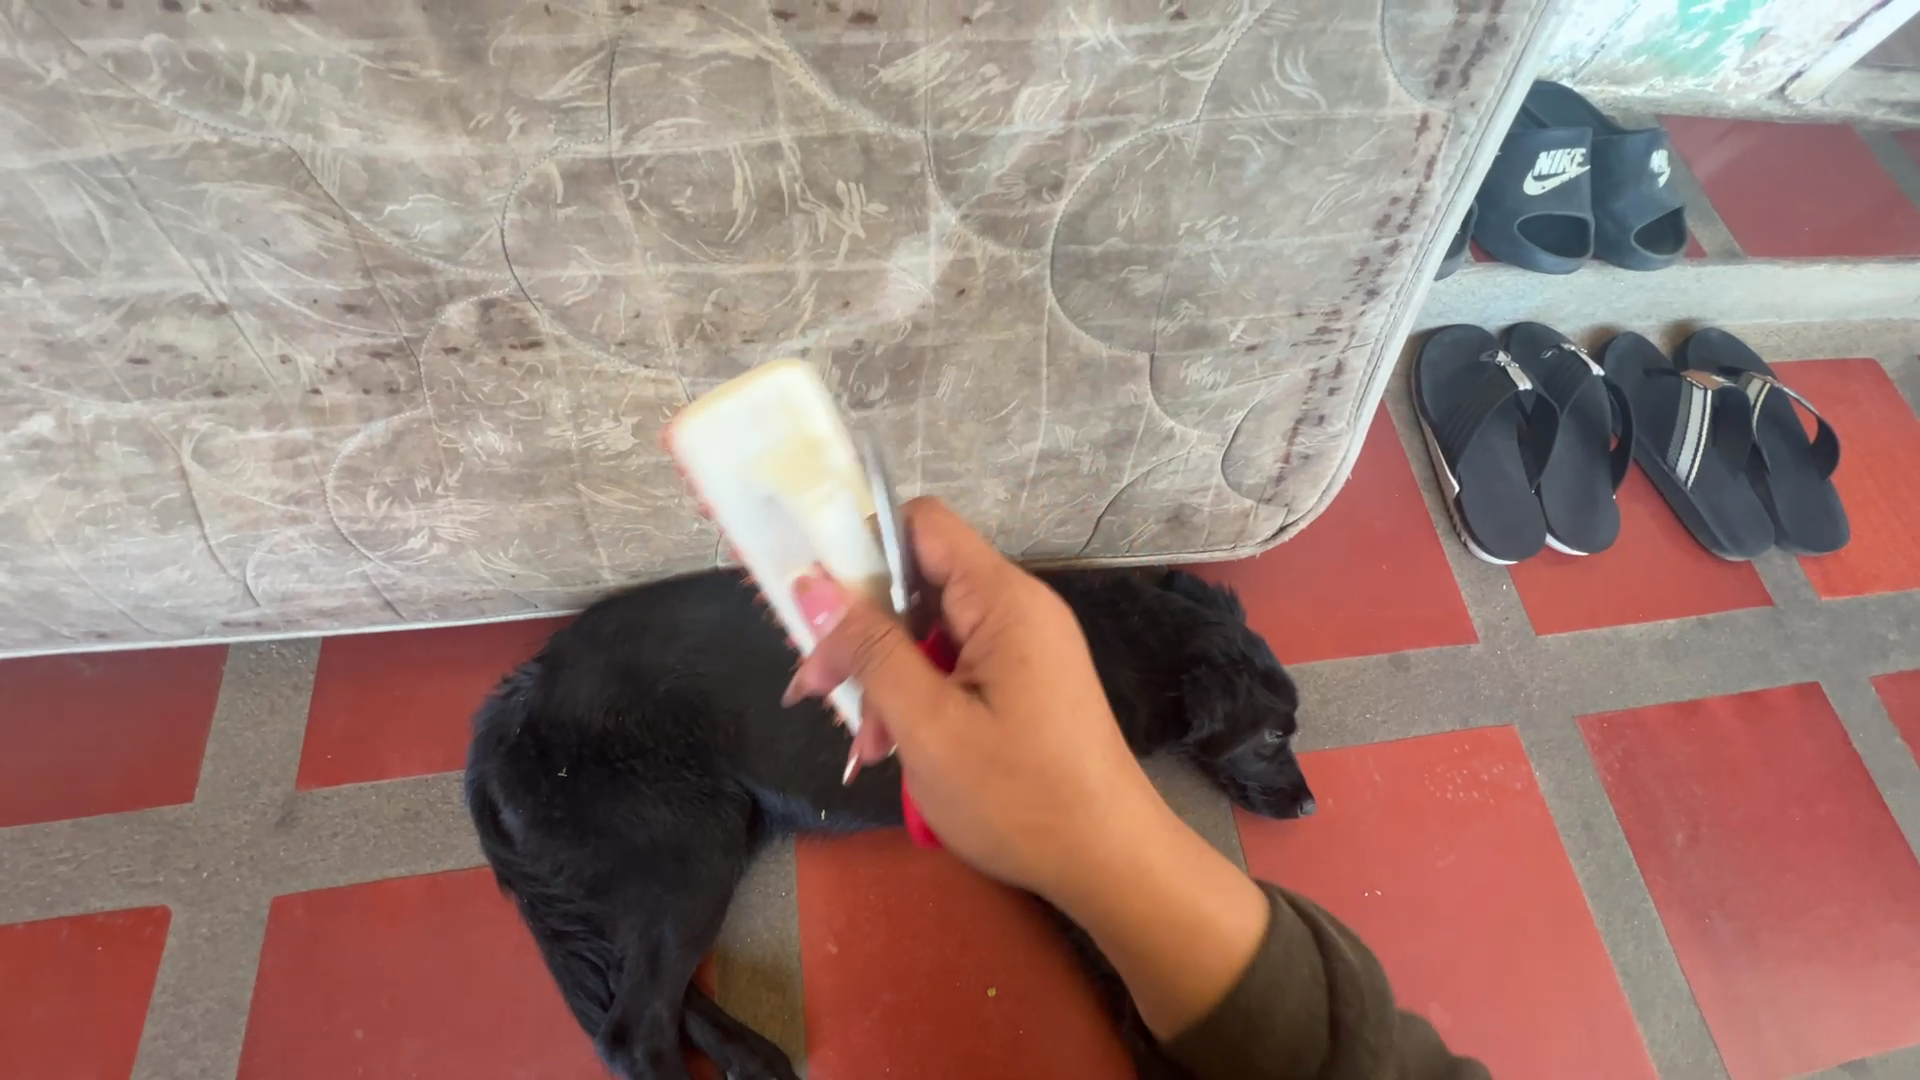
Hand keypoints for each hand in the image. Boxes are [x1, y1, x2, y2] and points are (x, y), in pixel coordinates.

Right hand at [783, 499, 1269, 1038]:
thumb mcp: (928, 724)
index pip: (922, 524)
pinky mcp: (1024, 678)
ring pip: (931, 631)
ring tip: (872, 745)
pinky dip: (920, 695)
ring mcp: (1023, 644)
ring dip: (889, 677)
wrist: (1109, 862)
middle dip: (865, 634)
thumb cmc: (1018, 796)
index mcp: (1002, 598)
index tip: (819, 606)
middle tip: (821, 691)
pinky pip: (955, 663)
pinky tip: (902, 747)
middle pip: (920, 583)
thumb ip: (870, 649)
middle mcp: (1016, 607)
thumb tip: (813, 584)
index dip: (864, 548)